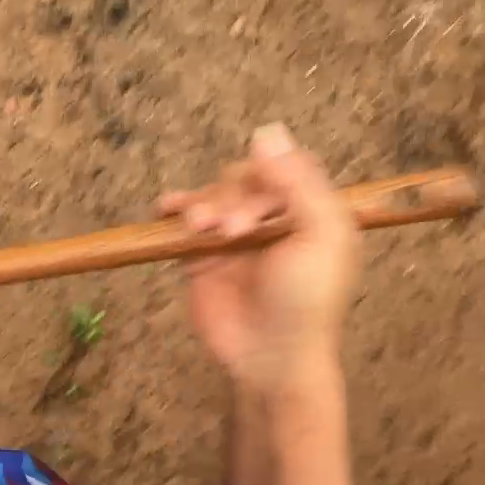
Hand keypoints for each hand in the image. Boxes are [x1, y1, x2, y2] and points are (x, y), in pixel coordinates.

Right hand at [157, 123, 359, 391]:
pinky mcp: (202, 259)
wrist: (269, 353)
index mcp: (308, 211)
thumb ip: (298, 182)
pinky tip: (165, 210)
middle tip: (233, 233)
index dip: (265, 177)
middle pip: (241, 180)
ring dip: (202, 205)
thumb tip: (265, 130)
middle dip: (232, 200)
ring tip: (200, 229)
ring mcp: (232, 239)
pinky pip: (184, 226)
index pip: (281, 169)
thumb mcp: (319, 234)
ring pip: (211, 199)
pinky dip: (173, 212)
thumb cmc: (305, 299)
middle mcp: (270, 220)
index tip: (258, 210)